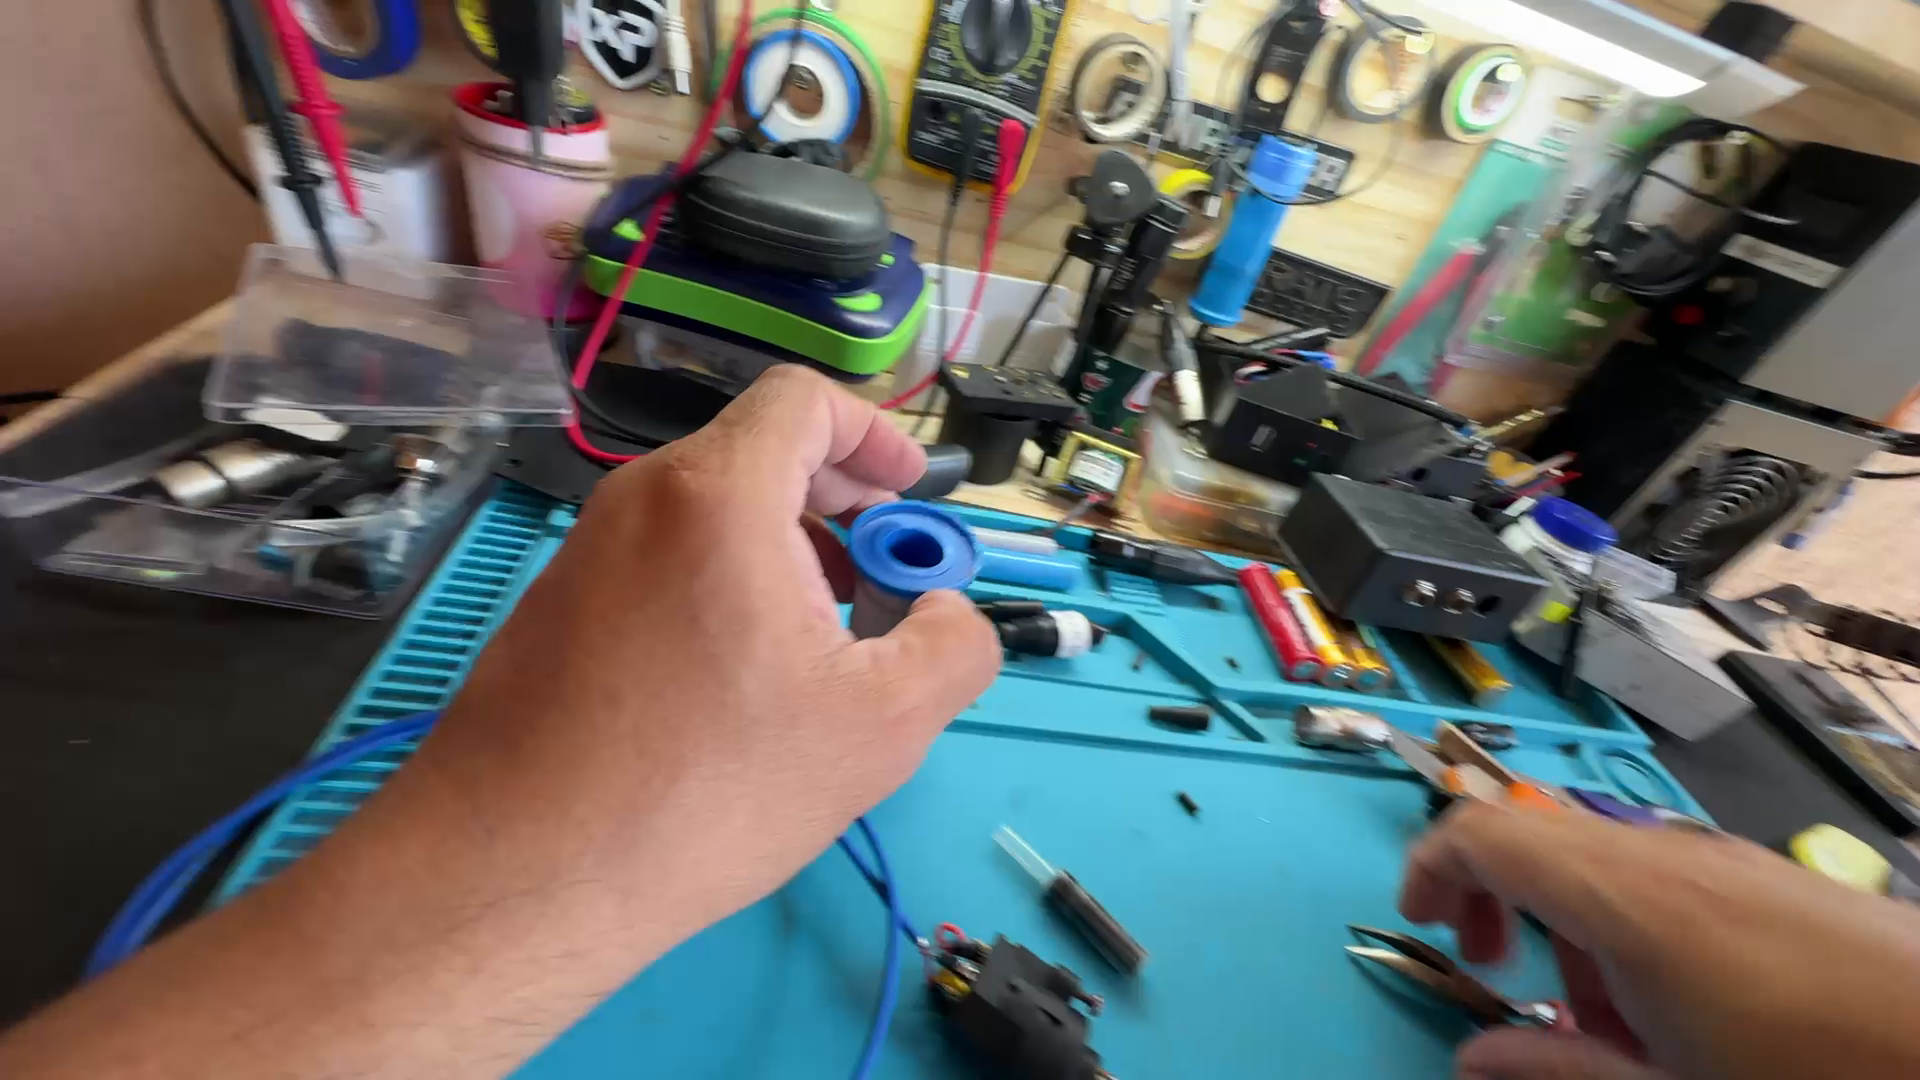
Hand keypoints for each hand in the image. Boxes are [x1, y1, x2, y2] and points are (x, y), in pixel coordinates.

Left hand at [414, 365, 1001, 943]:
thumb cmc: (710, 787)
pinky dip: (734, 579)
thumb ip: (956, 644)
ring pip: (720, 509)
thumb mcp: (884, 723)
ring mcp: (592, 548)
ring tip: (826, 635)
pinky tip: (747, 672)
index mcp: (720, 496)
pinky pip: (673, 555)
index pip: (805, 400)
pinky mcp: (564, 602)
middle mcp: (644, 498)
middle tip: (882, 580)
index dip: (874, 433)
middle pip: (766, 452)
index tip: (905, 496)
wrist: (512, 883)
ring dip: (794, 548)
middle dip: (845, 503)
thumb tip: (946, 612)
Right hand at [1400, 802, 1919, 1079]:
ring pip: (1581, 852)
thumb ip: (1557, 1072)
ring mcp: (1711, 855)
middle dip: (1484, 893)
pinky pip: (1645, 868)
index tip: (1427, 928)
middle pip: (1520, 833)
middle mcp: (1653, 853)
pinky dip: (1614, 915)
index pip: (1478, 832)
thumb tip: (1467, 1063)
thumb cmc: (1820, 1077)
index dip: (1429, 867)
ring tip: (1600, 1009)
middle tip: (1492, 965)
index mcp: (1620, 896)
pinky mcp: (1760, 871)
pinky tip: (1675, 998)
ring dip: (1553, 913)